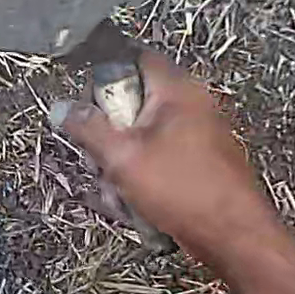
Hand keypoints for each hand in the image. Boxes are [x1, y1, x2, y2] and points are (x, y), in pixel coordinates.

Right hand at [56, 51, 273, 263]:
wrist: (231, 234)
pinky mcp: (200, 161)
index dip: (106, 78)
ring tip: (119, 185)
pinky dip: (142, 173)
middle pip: (136, 102)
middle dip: (110, 130)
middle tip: (102, 156)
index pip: (136, 59)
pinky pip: (160, 156)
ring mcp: (200, 133)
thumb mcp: (122, 157)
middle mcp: (193, 104)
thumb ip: (89, 129)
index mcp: (178, 91)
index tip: (88, 108)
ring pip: (144, 134)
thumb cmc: (182, 190)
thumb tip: (62, 109)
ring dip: (123, 158)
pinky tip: (137, 198)